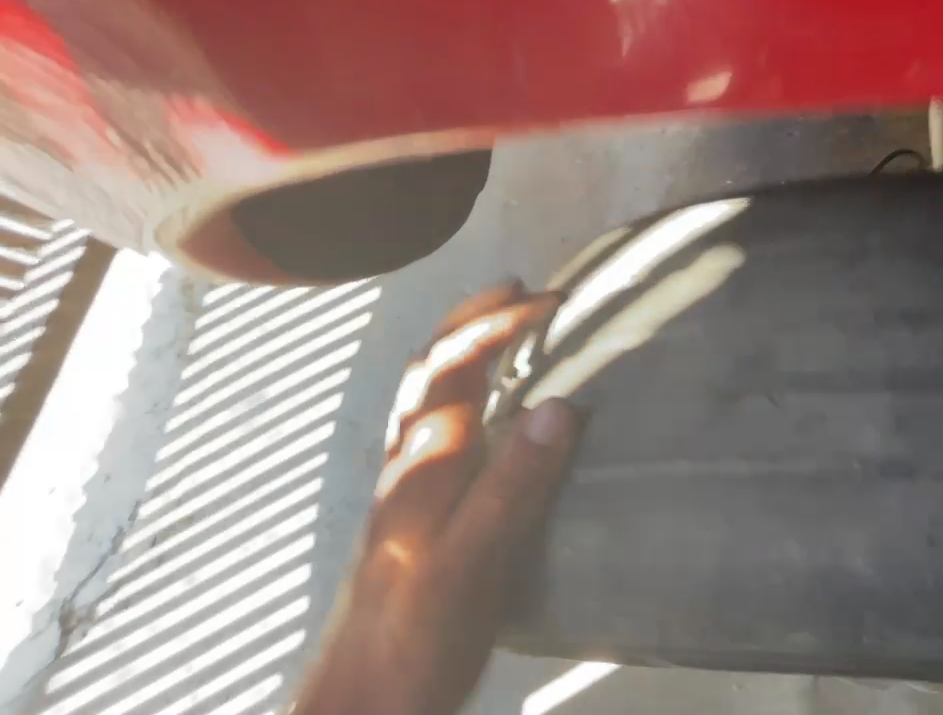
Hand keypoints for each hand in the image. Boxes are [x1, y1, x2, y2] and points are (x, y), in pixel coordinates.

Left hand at [292, 285, 582, 714]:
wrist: (363, 704)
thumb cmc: (415, 636)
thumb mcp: (472, 561)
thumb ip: (511, 484)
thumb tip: (560, 405)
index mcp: (422, 464)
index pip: (451, 366)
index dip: (499, 323)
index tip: (553, 301)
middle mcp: (412, 463)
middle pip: (431, 368)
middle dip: (475, 317)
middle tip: (523, 289)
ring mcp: (414, 485)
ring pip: (432, 394)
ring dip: (468, 346)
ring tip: (511, 326)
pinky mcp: (425, 508)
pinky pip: (446, 424)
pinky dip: (471, 390)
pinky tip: (498, 403)